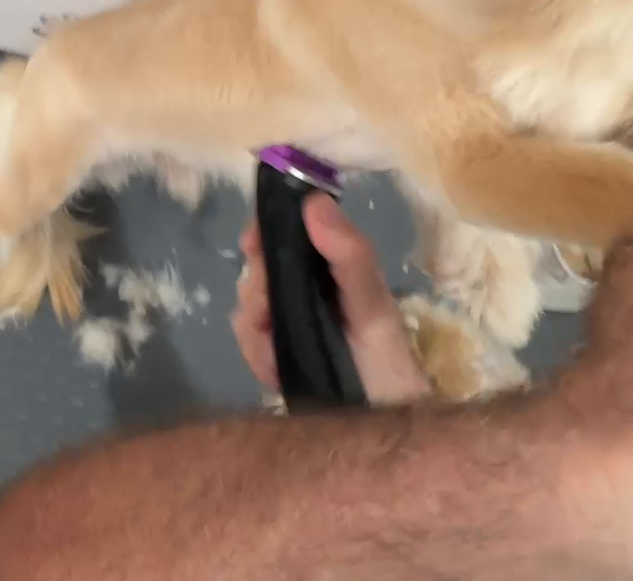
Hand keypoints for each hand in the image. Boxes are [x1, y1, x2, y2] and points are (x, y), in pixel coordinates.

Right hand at [231, 194, 429, 403]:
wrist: (382, 432)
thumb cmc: (387, 363)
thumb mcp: (373, 306)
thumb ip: (349, 256)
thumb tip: (313, 200)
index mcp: (332, 264)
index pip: (289, 227)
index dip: (264, 228)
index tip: (251, 242)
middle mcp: (307, 284)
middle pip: (260, 263)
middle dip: (258, 285)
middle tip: (269, 313)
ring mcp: (288, 318)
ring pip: (246, 299)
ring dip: (255, 322)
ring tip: (277, 347)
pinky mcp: (275, 351)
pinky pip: (246, 337)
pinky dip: (255, 351)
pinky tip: (275, 367)